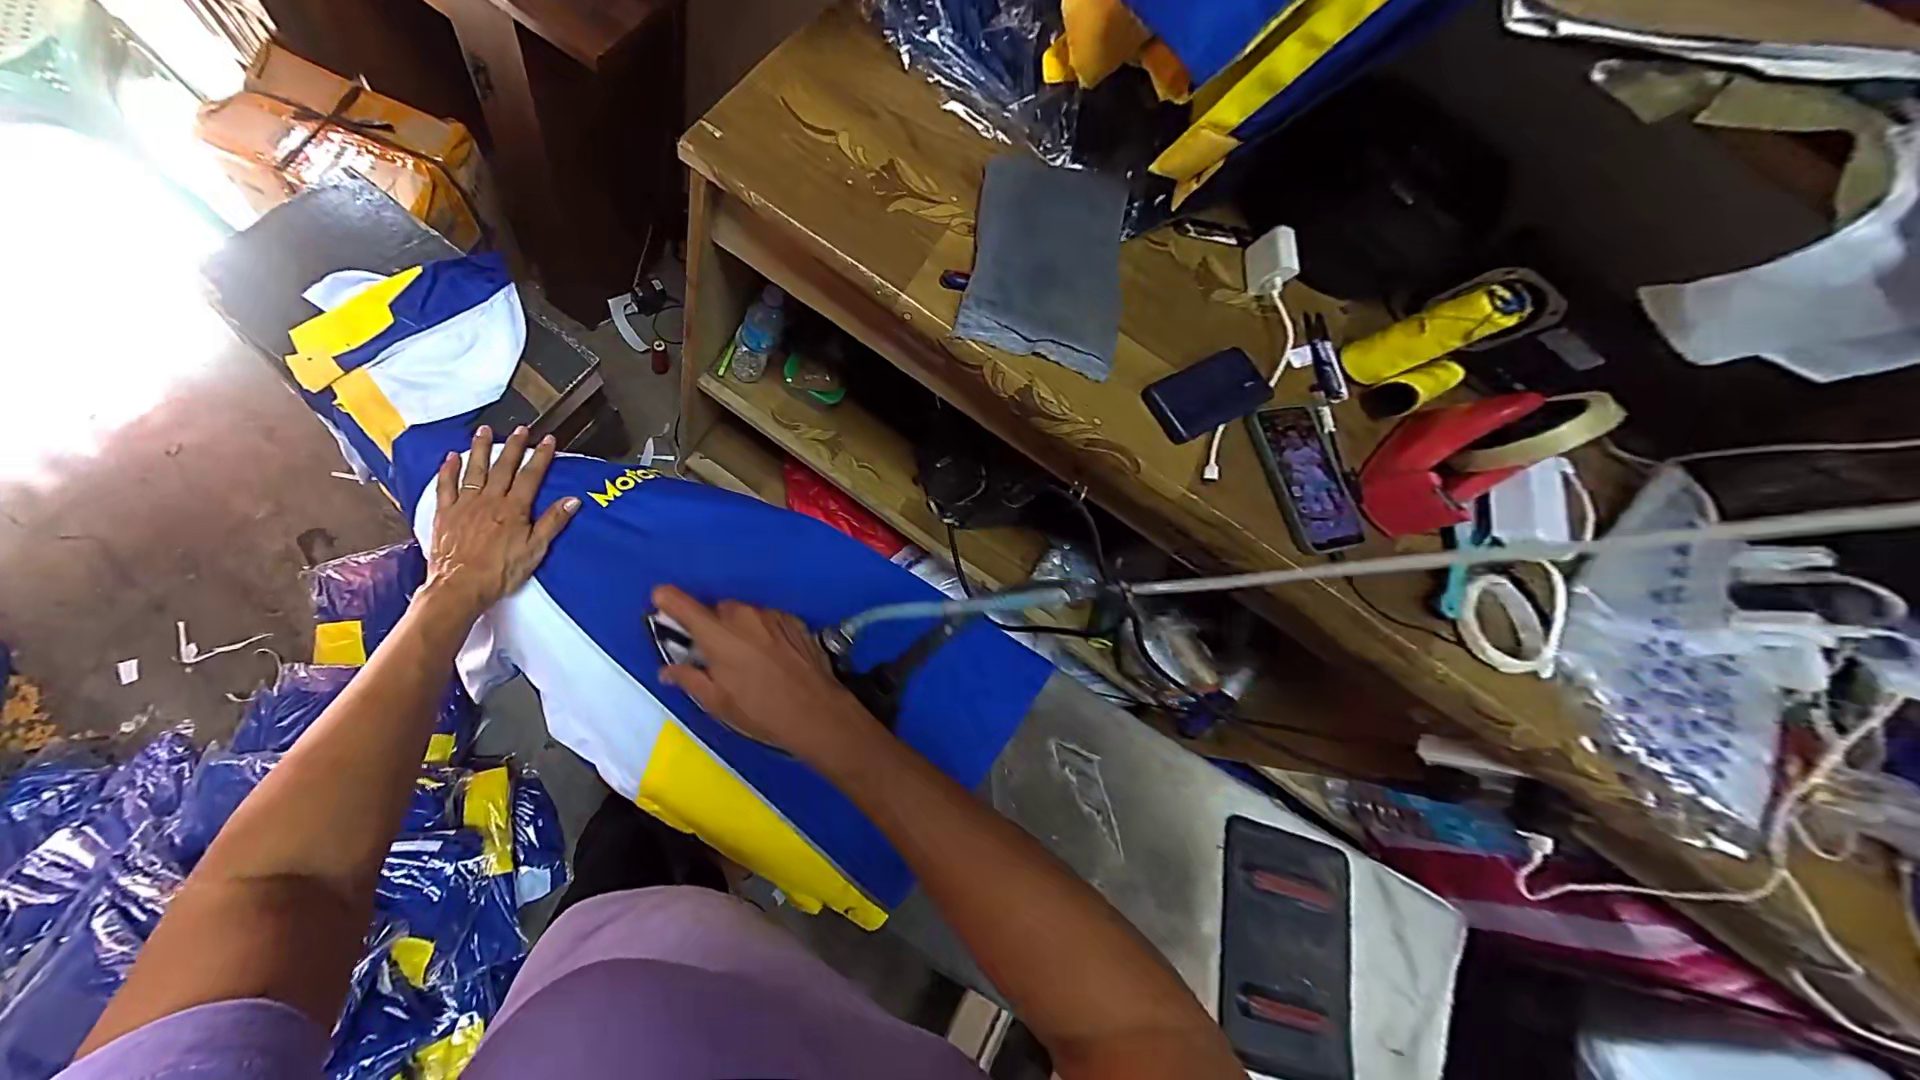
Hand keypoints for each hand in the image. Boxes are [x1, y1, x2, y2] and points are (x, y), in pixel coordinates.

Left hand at [425, 425, 580, 616]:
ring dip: (481, 448)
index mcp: (513, 509)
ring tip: (484, 431)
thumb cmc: (500, 571)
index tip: (548, 440)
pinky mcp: (445, 513)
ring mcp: (465, 505)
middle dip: (514, 446)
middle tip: (520, 429)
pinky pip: (446, 485)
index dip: (541, 456)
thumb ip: (553, 521)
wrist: (460, 586)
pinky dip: (448, 469)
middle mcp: (489, 501)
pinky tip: (452, 457)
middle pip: (503, 467)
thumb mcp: (536, 549)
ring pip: (474, 470)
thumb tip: (572, 500)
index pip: (531, 476)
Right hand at [652, 586, 880, 763]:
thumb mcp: (717, 702)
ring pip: (746, 614)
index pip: (683, 604)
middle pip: (718, 610)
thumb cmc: (761, 711)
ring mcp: (773, 616)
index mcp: (718, 634)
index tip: (660, 601)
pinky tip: (772, 656)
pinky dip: (764, 631)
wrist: (816, 711)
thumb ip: (689, 679)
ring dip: (740, 628)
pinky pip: (769, 620)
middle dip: (712, 626)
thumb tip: (668, 670)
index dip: (668, 600)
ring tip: (748, 659)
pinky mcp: (795, 621)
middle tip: (714, 654)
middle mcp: (745, 616)